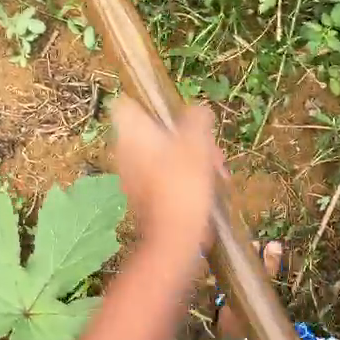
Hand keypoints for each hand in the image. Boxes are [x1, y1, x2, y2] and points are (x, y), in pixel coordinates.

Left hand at [111, 97, 221, 253]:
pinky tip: (207, 185)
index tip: (175, 111)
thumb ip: (197, 118)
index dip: (150, 102)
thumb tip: (198, 110)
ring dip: (190, 155)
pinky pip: (162, 173)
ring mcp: (131, 174)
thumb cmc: (182, 184)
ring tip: (216, 169)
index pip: (127, 103)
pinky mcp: (142, 195)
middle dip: (186, 134)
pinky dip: (183, 174)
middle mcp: (124, 150)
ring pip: (162, 152)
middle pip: (153, 130)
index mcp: (132, 133)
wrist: (173, 237)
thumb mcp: (197, 142)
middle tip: (209, 147)